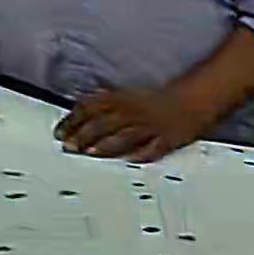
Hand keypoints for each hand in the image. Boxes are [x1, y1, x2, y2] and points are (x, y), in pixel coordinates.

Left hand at [54, 88, 209, 161]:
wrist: (193, 101)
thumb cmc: (163, 99)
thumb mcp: (130, 94)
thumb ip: (109, 101)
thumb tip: (89, 106)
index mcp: (122, 99)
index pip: (90, 108)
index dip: (72, 120)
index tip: (60, 131)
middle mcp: (133, 113)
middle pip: (102, 124)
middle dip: (83, 136)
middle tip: (70, 146)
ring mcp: (151, 128)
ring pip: (123, 137)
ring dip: (105, 146)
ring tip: (91, 153)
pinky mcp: (168, 140)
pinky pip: (153, 149)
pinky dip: (141, 155)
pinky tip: (130, 160)